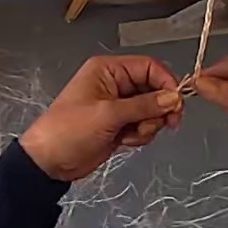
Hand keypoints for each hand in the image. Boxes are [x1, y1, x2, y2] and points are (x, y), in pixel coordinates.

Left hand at [19, 55, 183, 180]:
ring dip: (148, 125)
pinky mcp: (118, 124)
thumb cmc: (68, 130)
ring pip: (151, 110)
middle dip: (158, 109)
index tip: (176, 102)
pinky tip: (124, 141)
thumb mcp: (108, 114)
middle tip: (158, 124)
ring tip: (130, 134)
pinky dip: (140, 135)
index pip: (148, 66)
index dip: (166, 82)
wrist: (50, 161)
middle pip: (154, 89)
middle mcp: (113, 84)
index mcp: (107, 70)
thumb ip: (144, 105)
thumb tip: (173, 97)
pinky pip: (143, 125)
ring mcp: (117, 105)